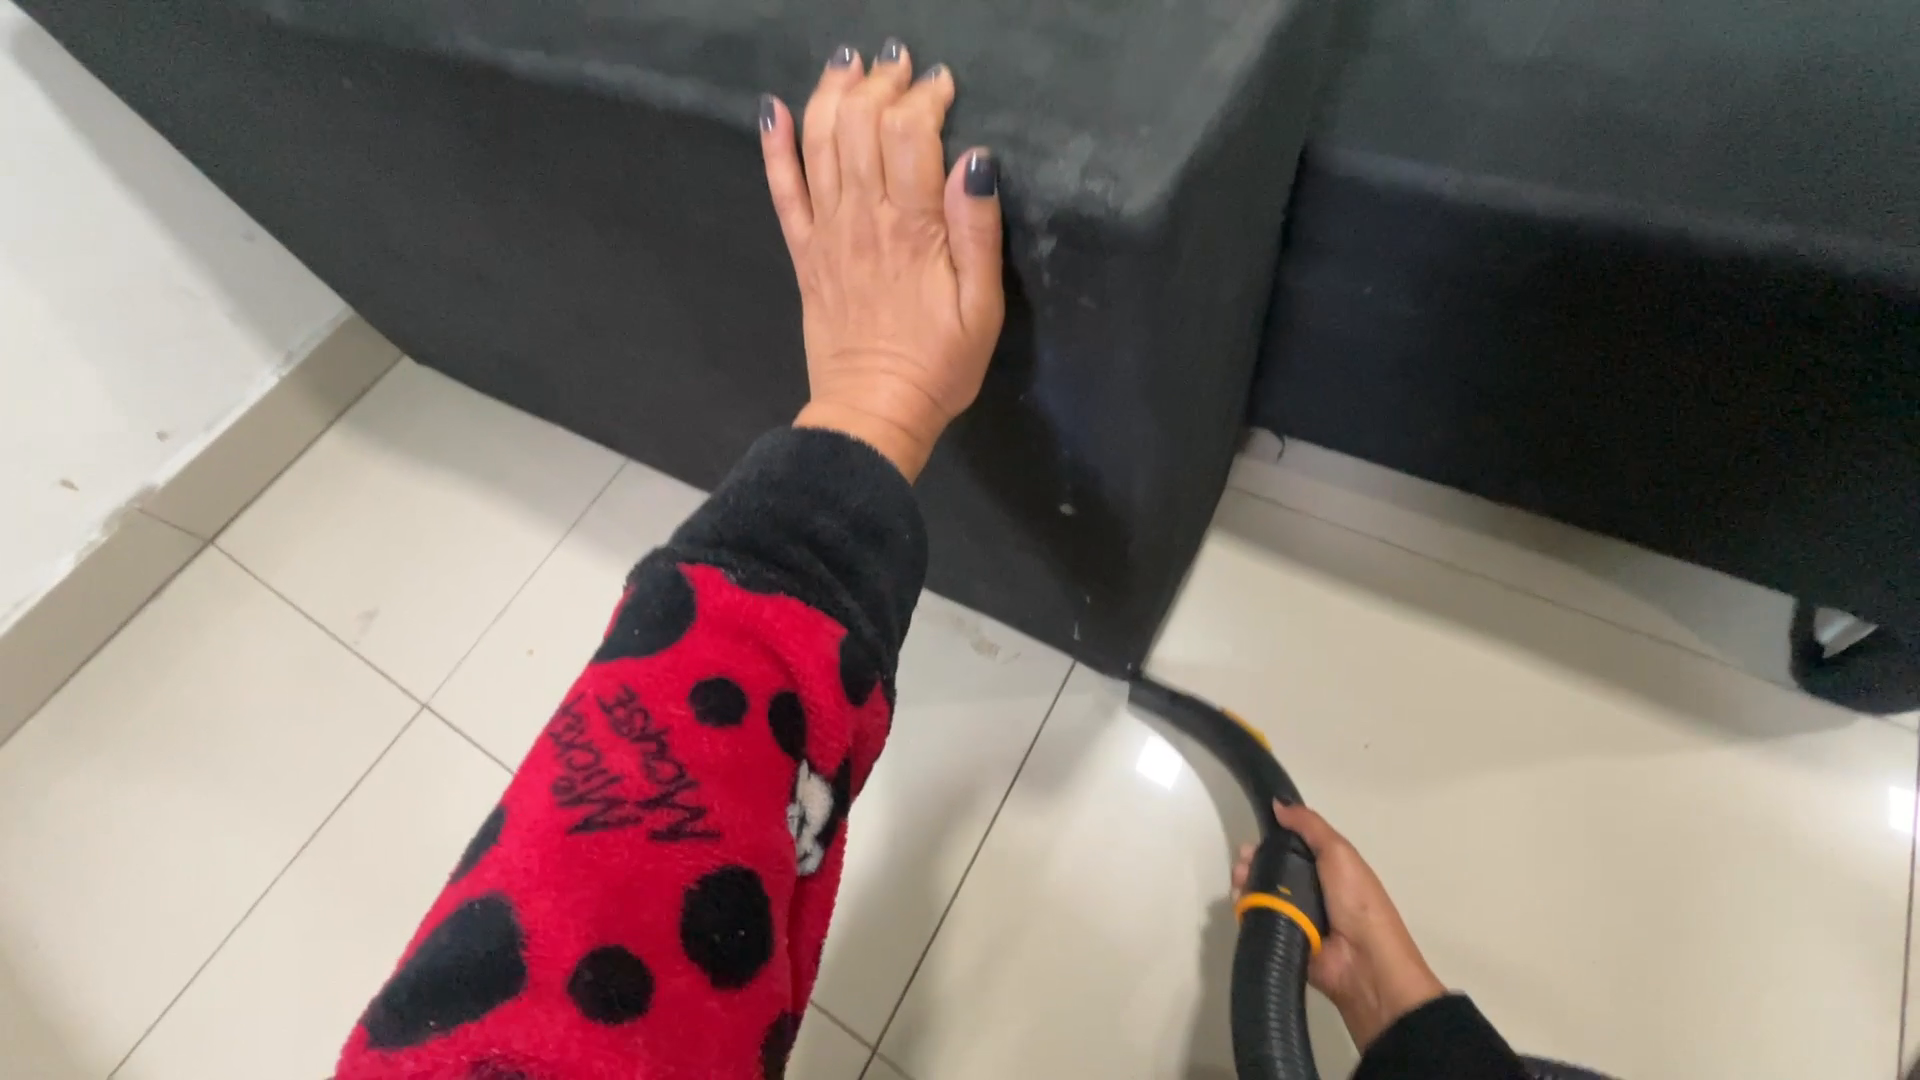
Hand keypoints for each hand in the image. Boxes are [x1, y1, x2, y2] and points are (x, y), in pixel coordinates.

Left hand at [760, 41, 1005, 480]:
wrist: (874, 413)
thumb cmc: (938, 367)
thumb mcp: (983, 310)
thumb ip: (978, 233)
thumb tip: (975, 161)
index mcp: (914, 228)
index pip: (910, 132)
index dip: (925, 98)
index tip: (943, 87)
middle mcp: (864, 218)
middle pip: (861, 123)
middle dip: (880, 83)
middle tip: (898, 66)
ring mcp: (827, 234)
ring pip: (820, 142)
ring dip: (832, 94)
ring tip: (848, 65)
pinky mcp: (804, 255)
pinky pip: (782, 190)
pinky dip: (775, 147)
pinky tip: (774, 111)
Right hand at [1233, 802, 1446, 1050]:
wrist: (1365, 963)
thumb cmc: (1357, 902)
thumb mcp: (1339, 853)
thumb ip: (1309, 825)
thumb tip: (1277, 803)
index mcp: (1326, 869)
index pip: (1290, 846)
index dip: (1271, 839)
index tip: (1256, 837)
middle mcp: (1308, 889)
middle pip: (1270, 866)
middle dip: (1252, 858)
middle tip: (1244, 861)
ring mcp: (1294, 914)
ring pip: (1259, 889)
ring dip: (1245, 879)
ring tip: (1240, 880)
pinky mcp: (1281, 935)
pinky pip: (1256, 915)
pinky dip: (1245, 905)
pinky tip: (1241, 900)